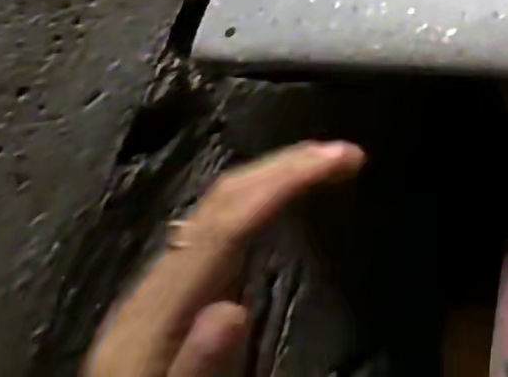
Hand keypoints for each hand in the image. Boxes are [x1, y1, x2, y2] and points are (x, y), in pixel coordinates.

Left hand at [84, 141, 365, 376]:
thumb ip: (197, 367)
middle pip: (225, 199)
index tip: (346, 159)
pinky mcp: (175, 289)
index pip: (231, 222)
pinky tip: (282, 194)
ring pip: (222, 201)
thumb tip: (231, 312)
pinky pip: (222, 218)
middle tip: (348, 153)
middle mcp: (161, 279)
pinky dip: (262, 192)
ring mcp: (165, 280)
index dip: (289, 180)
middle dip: (289, 164)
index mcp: (159, 309)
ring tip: (326, 160)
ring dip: (278, 171)